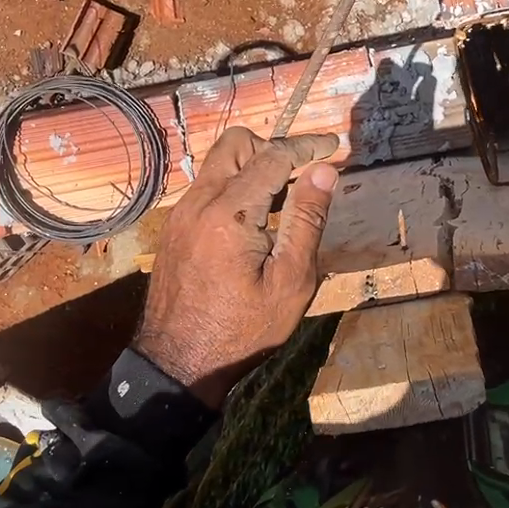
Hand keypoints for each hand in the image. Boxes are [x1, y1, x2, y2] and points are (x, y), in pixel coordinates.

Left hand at [133, 127, 339, 407]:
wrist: (178, 364)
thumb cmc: (243, 329)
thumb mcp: (290, 281)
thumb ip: (306, 220)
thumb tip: (324, 170)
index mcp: (231, 212)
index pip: (274, 155)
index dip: (307, 146)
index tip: (333, 146)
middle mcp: (200, 201)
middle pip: (236, 142)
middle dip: (273, 146)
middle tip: (301, 172)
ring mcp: (182, 213)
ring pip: (219, 162)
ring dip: (253, 165)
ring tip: (283, 198)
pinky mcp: (175, 227)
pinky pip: (207, 186)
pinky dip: (234, 184)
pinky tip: (254, 220)